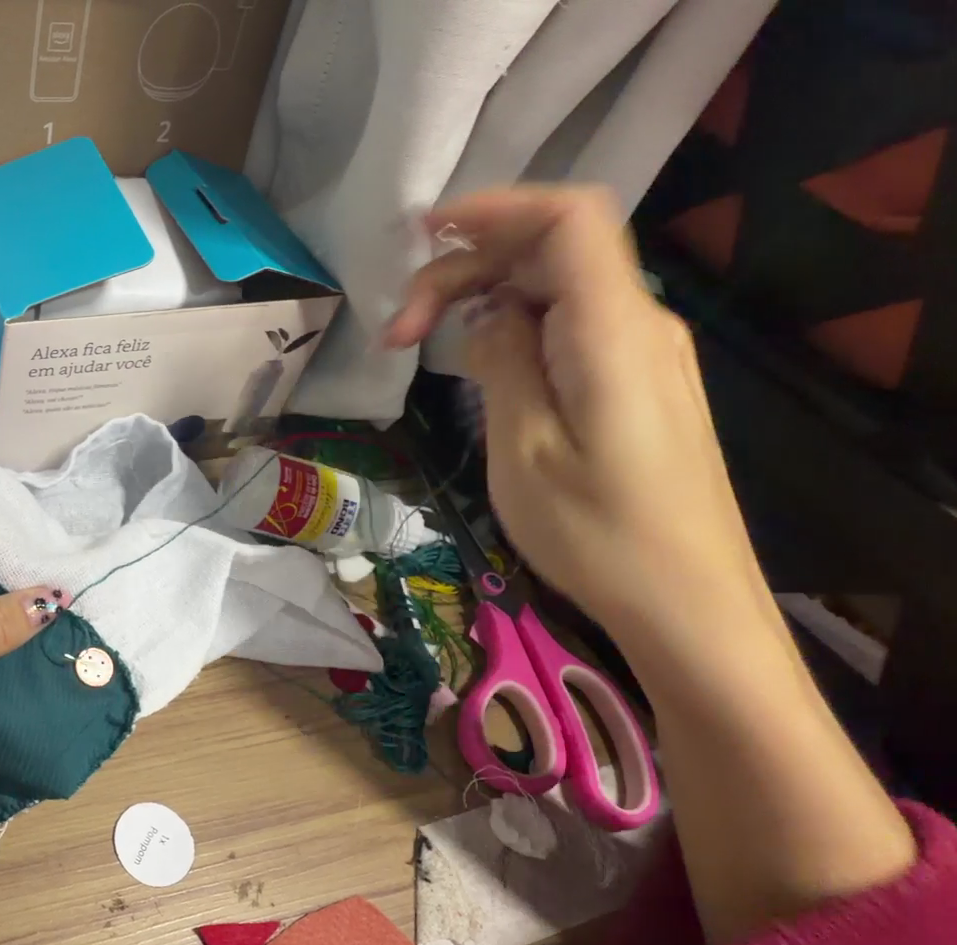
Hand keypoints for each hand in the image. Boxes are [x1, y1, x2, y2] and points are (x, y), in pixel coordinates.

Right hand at [386, 186, 770, 646]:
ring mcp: (640, 354)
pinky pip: (568, 326)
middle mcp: (637, 324)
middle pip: (550, 251)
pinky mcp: (634, 384)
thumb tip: (485, 315)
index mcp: (611, 331)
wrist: (686, 599)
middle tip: (396, 333)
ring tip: (419, 349)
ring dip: (482, 301)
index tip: (421, 235)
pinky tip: (475, 365)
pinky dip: (512, 327)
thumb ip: (501, 362)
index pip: (567, 220)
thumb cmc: (596, 532)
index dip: (495, 208)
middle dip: (465, 270)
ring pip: (555, 289)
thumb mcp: (523, 448)